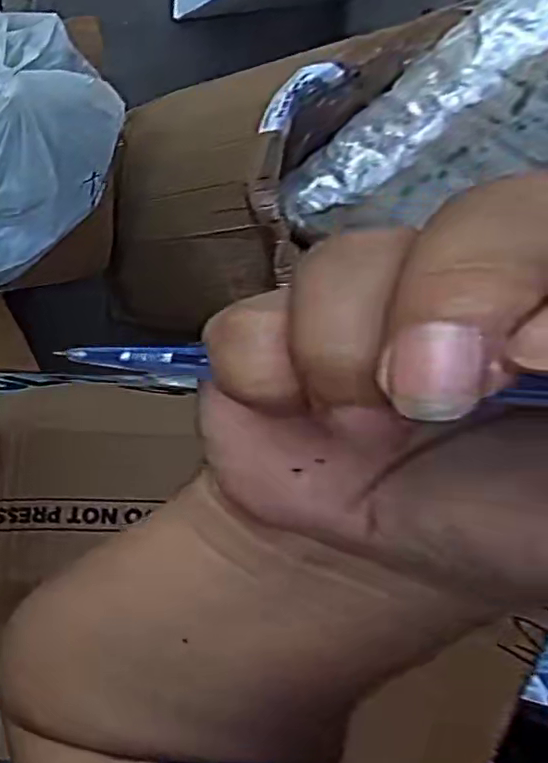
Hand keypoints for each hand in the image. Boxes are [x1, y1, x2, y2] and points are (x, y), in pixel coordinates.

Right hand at [200, 176, 547, 607]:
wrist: (368, 550)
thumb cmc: (509, 521)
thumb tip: (536, 346)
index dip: (536, 272)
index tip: (538, 363)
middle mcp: (477, 276)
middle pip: (480, 212)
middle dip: (451, 298)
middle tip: (436, 396)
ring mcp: (355, 301)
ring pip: (341, 262)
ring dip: (343, 356)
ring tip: (365, 425)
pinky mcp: (256, 332)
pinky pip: (243, 321)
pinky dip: (261, 377)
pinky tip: (293, 413)